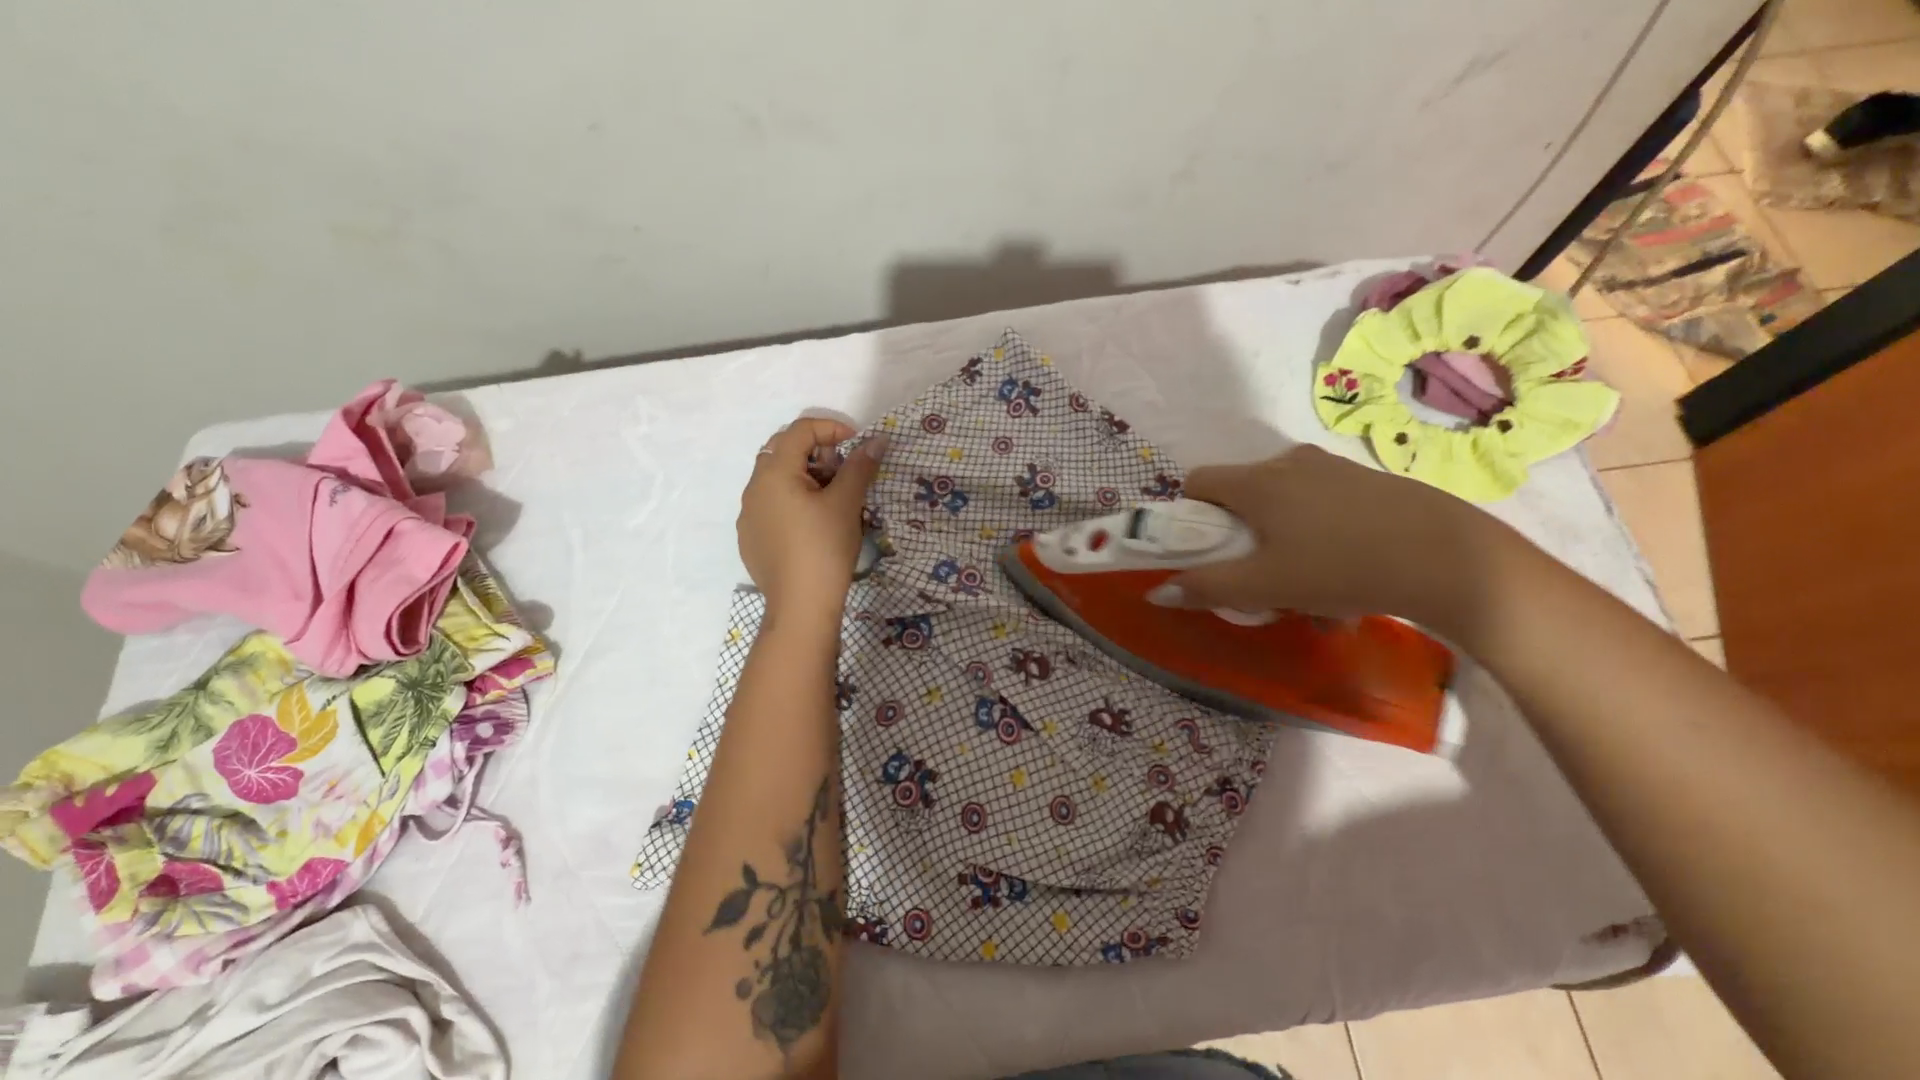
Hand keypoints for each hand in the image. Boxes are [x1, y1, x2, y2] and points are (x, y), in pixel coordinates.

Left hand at [737, 417, 888, 617]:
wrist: (801, 605)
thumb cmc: (824, 548)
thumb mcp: (846, 504)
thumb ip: (859, 467)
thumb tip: (876, 441)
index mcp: (774, 473)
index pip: (799, 431)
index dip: (831, 428)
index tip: (857, 444)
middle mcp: (753, 488)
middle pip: (782, 451)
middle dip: (815, 452)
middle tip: (842, 472)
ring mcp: (748, 515)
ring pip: (775, 480)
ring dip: (803, 477)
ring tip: (831, 500)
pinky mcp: (750, 538)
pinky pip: (770, 506)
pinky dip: (791, 501)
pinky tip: (811, 526)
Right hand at [1151, 445, 1502, 628]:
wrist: (1447, 557)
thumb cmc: (1339, 567)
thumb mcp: (1264, 586)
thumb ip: (1207, 587)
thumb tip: (1158, 591)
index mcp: (1257, 481)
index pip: (1198, 481)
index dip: (1190, 515)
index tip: (1209, 552)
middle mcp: (1290, 463)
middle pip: (1243, 495)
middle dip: (1243, 538)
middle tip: (1261, 581)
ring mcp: (1334, 469)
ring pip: (1287, 506)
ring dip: (1284, 544)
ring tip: (1310, 593)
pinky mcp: (1371, 483)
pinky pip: (1325, 509)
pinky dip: (1321, 540)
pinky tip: (1347, 582)